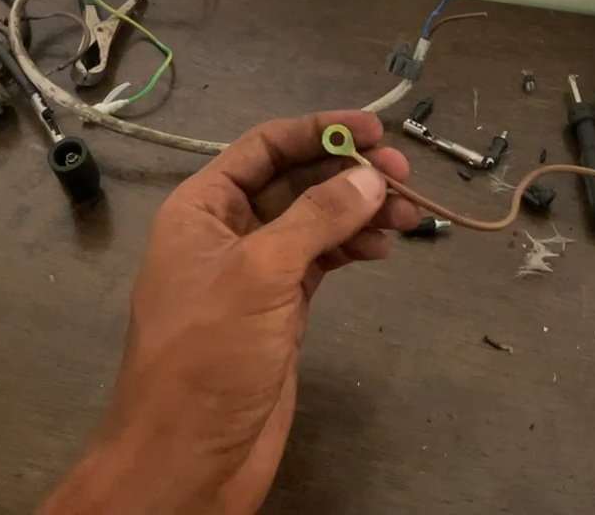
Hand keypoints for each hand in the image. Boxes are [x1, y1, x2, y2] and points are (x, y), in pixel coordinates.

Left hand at [43, 111, 420, 514]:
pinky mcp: (281, 304)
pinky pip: (323, 257)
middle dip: (348, 173)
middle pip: (297, 180)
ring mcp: (258, 268)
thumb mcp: (259, 274)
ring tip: (408, 214)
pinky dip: (353, 246)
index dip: (319, 130)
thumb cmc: (207, 356)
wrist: (186, 464)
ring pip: (316, 219)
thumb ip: (316, 218)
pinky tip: (382, 247)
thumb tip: (369, 177)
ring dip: (360, 210)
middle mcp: (230, 229)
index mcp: (204, 207)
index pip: (266, 146)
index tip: (374, 129)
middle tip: (402, 176)